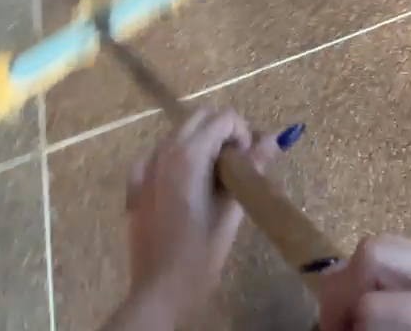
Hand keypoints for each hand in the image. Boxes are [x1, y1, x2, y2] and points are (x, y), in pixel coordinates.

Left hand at [105, 107, 298, 329]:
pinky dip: (174, 158)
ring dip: (200, 142)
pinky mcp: (134, 187)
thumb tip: (276, 138)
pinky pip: (156, 156)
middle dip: (223, 131)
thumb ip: (252, 167)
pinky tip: (183, 184)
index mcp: (190, 155)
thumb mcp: (232, 209)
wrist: (158, 294)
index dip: (243, 133)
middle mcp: (164, 153)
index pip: (225, 118)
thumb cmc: (200, 254)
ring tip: (212, 176)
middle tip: (235, 163)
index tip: (248, 161)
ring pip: (178, 133)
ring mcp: (145, 169)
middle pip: (200, 116)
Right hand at [316, 235, 410, 330]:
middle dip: (347, 290)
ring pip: (393, 244)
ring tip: (360, 317)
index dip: (343, 324)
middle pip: (377, 249)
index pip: (374, 304)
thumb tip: (349, 323)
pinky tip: (388, 310)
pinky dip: (389, 279)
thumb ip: (388, 324)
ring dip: (365, 280)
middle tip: (341, 325)